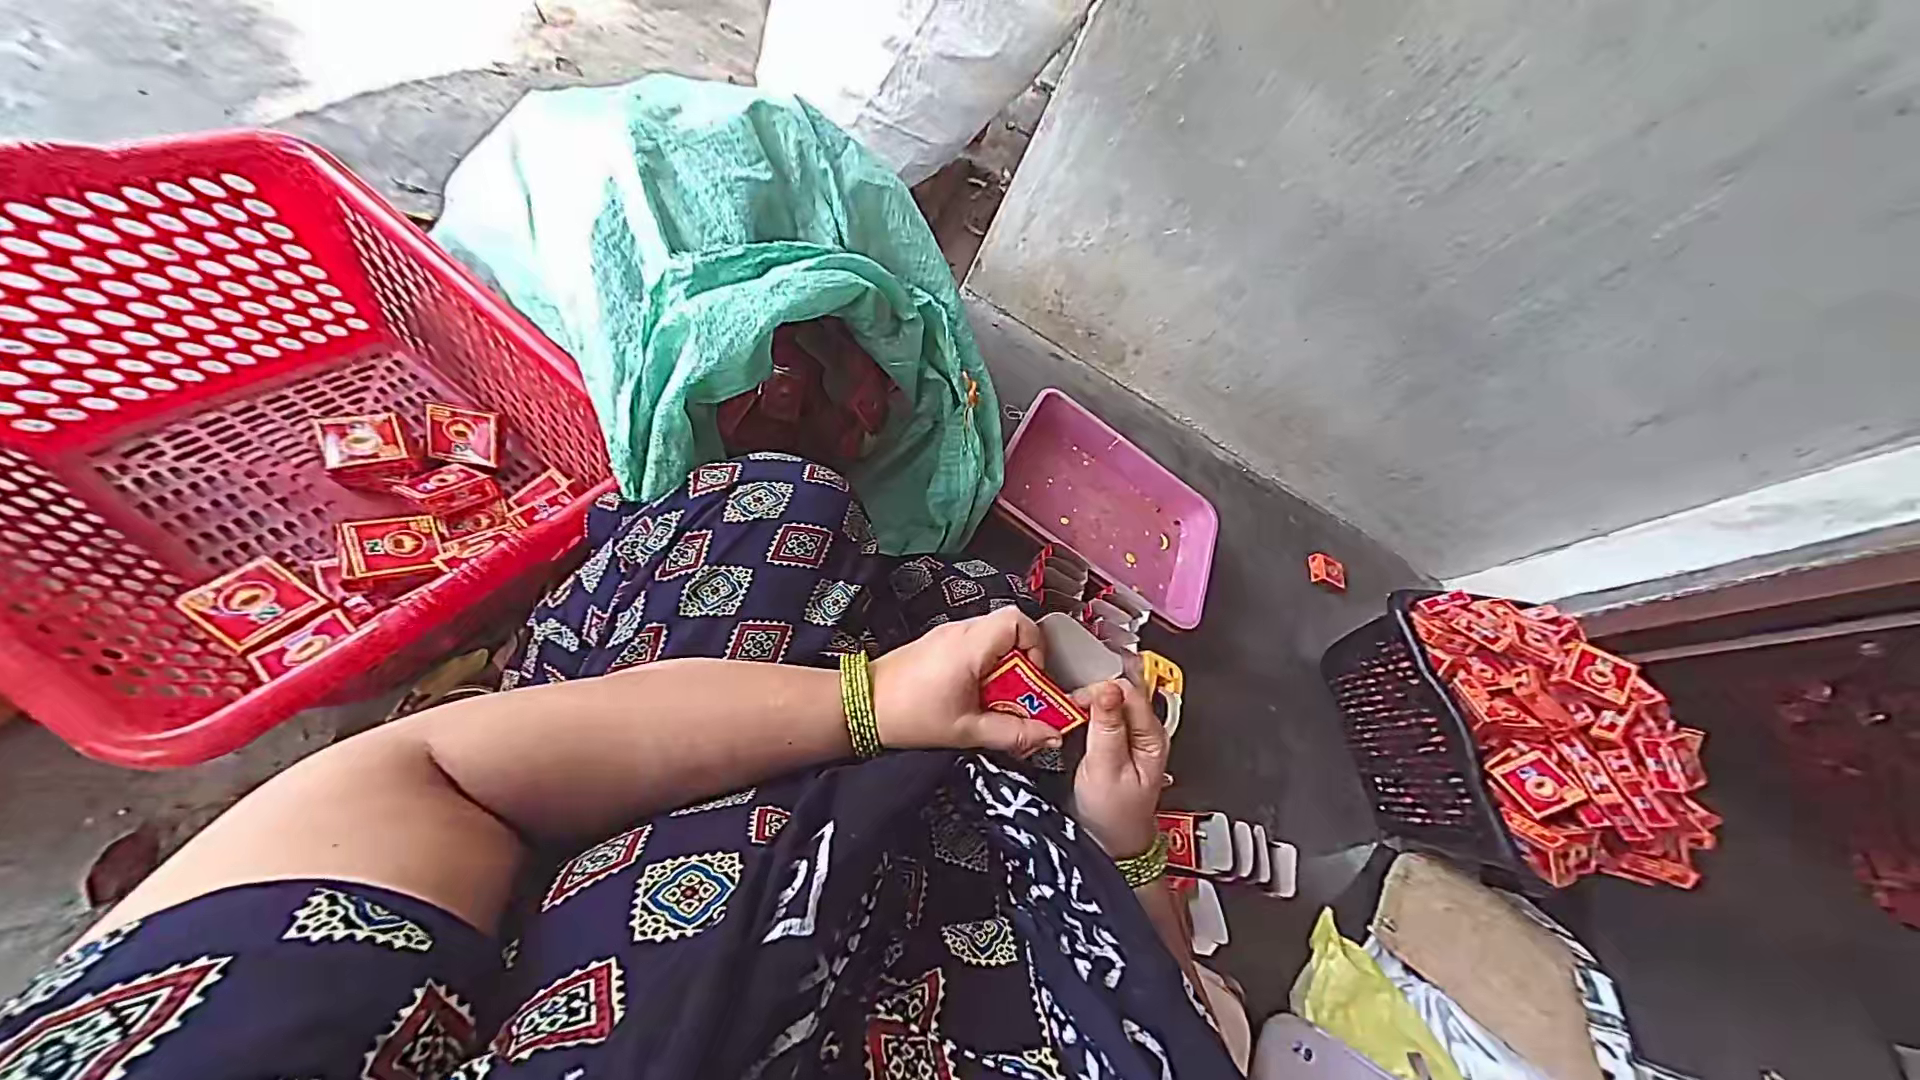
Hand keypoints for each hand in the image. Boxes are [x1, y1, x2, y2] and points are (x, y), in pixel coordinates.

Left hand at [869, 606, 1062, 757]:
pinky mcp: (937, 643)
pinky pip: (973, 646)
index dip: (1036, 648)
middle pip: (1010, 631)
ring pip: (992, 640)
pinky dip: (983, 667)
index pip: (1019, 621)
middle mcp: (960, 631)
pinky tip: (970, 695)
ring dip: (1002, 668)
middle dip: (1020, 666)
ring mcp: (947, 635)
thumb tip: (1048, 734)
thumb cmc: (909, 714)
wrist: (861, 705)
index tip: (1030, 681)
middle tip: (1015, 698)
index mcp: (971, 644)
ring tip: (991, 700)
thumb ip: (1013, 733)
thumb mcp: (968, 730)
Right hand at [1072, 679, 1168, 858]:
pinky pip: (1098, 714)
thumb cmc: (1112, 813)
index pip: (1127, 690)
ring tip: (1070, 725)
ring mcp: (1129, 734)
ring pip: (1106, 701)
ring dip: (1084, 707)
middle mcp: (1143, 729)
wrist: (1110, 842)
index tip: (1077, 706)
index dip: (1098, 693)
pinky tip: (1073, 728)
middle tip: (1071, 719)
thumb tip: (1108, 688)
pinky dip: (1082, 716)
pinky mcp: (1114, 738)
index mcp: (1151, 735)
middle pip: (1116, 691)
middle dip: (1089, 699)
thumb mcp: (1106, 768)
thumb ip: (1107, 726)